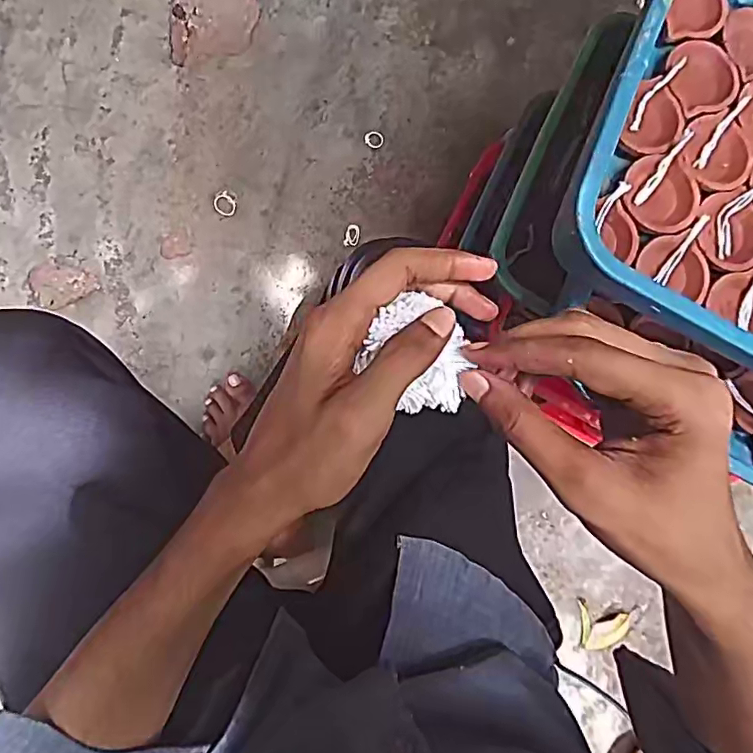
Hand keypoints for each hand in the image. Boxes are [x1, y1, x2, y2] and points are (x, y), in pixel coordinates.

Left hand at [233, 248, 498, 541]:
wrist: (268, 488)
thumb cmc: (304, 460)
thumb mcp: (364, 411)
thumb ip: (405, 359)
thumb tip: (440, 320)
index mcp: (334, 326)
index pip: (395, 269)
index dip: (444, 263)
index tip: (479, 269)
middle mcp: (330, 325)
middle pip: (395, 281)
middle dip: (446, 283)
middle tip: (484, 301)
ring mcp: (333, 340)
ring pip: (391, 303)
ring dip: (434, 305)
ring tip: (470, 318)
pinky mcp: (338, 358)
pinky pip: (383, 328)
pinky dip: (416, 328)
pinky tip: (437, 343)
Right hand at [460, 311, 750, 598]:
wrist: (698, 557)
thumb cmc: (658, 532)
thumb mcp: (582, 485)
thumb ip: (526, 429)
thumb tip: (479, 383)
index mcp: (685, 395)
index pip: (589, 355)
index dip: (525, 352)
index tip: (478, 358)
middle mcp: (686, 371)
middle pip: (589, 332)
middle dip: (528, 344)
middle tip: (481, 362)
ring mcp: (673, 369)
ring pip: (589, 334)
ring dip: (538, 348)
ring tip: (499, 372)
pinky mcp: (655, 375)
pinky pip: (595, 351)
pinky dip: (554, 360)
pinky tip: (527, 376)